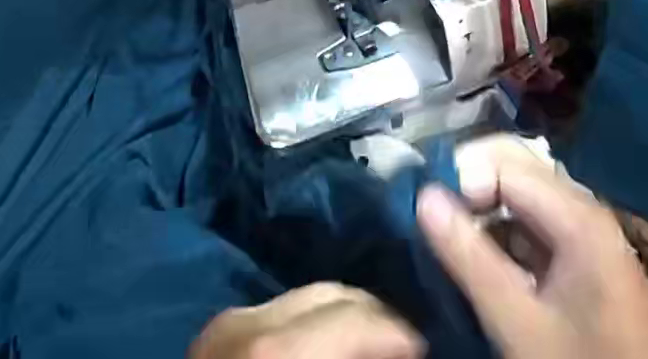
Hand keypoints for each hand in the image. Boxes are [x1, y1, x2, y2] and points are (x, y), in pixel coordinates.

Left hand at [189, 282, 424, 358]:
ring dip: (347, 321)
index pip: (356, 315)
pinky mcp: (216, 333)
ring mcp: (227, 324)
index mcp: (275, 353)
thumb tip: (408, 355)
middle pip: (333, 294)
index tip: (431, 351)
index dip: (402, 333)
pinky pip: (281, 312)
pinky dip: (315, 327)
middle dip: (378, 319)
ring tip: (374, 353)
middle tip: (409, 351)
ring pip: (307, 298)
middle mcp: (248, 322)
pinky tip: (332, 354)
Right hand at [416, 136, 647, 358]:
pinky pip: (530, 220)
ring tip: (452, 240)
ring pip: (518, 192)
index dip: (462, 178)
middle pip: (512, 166)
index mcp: (577, 214)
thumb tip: (422, 195)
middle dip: (468, 185)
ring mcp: (586, 234)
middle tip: (438, 221)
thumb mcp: (519, 324)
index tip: (435, 215)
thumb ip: (469, 256)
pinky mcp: (583, 259)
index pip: (501, 159)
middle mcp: (584, 209)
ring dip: (481, 207)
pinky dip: (499, 229)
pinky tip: (482, 260)